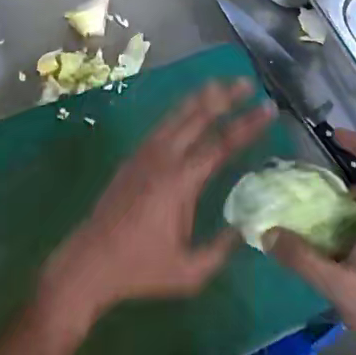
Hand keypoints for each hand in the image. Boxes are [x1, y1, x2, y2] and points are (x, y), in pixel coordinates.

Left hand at [39, 80, 273, 334]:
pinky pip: (162, 125)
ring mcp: (145, 155)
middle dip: (224, 97)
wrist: (88, 263)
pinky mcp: (133, 158)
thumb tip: (249, 227)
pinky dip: (180, 110)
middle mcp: (163, 159)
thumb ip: (222, 249)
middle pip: (198, 117)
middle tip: (247, 82)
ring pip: (177, 115)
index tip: (267, 108)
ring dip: (200, 97)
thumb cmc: (140, 270)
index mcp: (180, 182)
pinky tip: (189, 108)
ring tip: (221, 84)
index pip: (221, 145)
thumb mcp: (189, 272)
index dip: (247, 125)